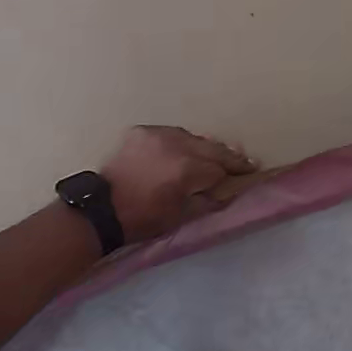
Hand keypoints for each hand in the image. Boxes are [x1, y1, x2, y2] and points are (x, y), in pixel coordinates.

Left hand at [99, 125, 256, 243]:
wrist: (100, 209)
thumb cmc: (143, 218)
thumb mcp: (181, 215)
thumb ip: (207, 200)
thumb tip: (225, 191)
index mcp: (186, 169)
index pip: (220, 167)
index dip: (236, 170)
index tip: (251, 169)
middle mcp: (175, 145)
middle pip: (212, 148)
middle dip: (229, 156)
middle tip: (244, 160)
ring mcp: (157, 135)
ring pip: (193, 137)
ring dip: (205, 147)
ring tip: (216, 155)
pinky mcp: (141, 132)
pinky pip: (171, 133)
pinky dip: (182, 141)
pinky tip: (186, 149)